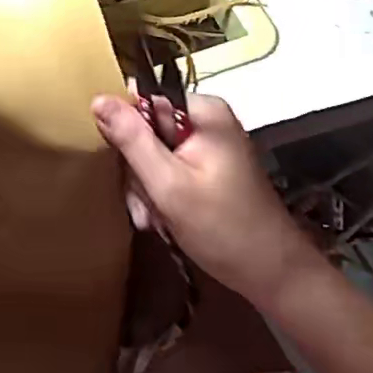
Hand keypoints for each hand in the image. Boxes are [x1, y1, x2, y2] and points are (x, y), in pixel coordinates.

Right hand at [92, 92, 322, 308]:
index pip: (144, 99)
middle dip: (138, 170)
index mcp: (202, 110)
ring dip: (146, 187)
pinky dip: (161, 192)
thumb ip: (133, 140)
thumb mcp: (169, 184)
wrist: (273, 274)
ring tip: (153, 219)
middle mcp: (206, 118)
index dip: (126, 130)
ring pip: (154, 151)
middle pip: (148, 128)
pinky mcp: (208, 165)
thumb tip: (98, 98)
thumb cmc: (223, 228)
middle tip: (144, 206)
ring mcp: (208, 143)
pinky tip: (161, 219)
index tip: (124, 168)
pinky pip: (169, 166)